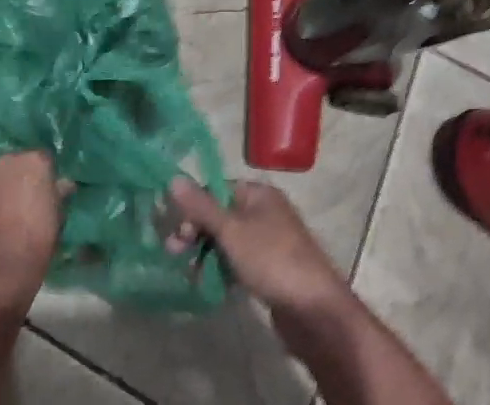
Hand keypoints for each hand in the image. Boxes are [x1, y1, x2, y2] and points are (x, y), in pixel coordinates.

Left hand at [0, 151, 68, 305]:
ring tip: (7, 208)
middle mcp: (9, 159)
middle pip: (18, 162)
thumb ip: (60, 191)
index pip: (43, 158)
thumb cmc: (39, 235)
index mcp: (35, 161)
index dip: (45, 174)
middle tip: (27, 198)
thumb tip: (63, 183)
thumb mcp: (59, 213)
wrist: (5, 259)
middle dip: (23, 176)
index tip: (47, 189)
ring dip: (4, 184)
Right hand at [166, 178, 345, 313]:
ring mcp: (269, 242)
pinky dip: (222, 268)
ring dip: (205, 252)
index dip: (193, 206)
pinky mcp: (270, 268)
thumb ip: (201, 206)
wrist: (316, 312)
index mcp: (259, 194)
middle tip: (174, 251)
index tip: (177, 229)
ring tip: (190, 272)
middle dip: (195, 232)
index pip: (215, 188)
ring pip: (226, 240)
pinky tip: (208, 281)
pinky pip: (238, 260)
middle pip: (219, 214)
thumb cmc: (272, 261)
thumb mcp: (231, 231)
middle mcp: (265, 212)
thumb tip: (173, 177)